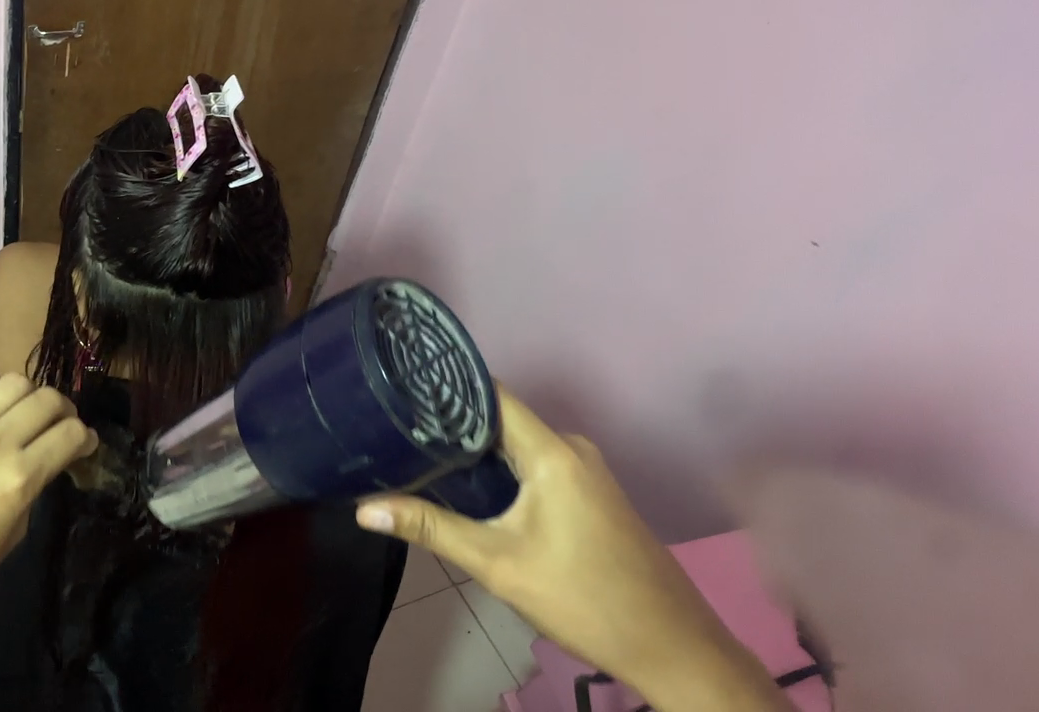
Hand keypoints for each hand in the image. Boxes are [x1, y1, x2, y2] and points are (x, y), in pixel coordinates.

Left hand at [0, 365, 96, 633]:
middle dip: (64, 413)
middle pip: (48, 400)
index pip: (71, 434)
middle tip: (58, 428)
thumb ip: (32, 490)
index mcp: (19, 480)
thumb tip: (44, 462)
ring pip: (14, 382)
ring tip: (23, 412)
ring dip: (30, 395)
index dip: (85, 438)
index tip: (82, 445)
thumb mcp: (11, 537)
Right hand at [355, 390, 787, 711]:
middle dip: (450, 423)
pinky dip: (499, 469)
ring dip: (474, 451)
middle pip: (499, 417)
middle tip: (395, 428)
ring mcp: (585, 469)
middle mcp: (571, 447)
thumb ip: (431, 528)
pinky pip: (533, 463)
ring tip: (419, 454)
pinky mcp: (590, 492)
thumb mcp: (498, 564)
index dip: (445, 388)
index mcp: (552, 451)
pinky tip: (468, 487)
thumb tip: (363, 508)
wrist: (675, 650)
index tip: (399, 389)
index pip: (489, 394)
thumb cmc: (584, 600)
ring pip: (516, 443)